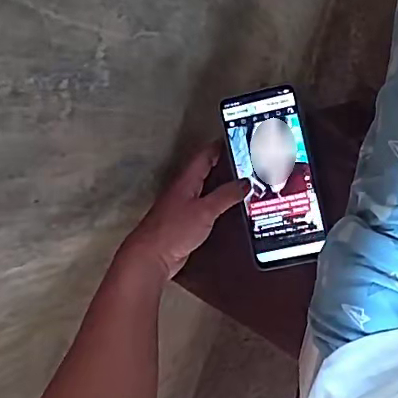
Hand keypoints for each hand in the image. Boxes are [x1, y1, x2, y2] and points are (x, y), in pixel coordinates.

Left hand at [117, 144, 248, 280]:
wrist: (152, 256)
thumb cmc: (172, 230)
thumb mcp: (205, 210)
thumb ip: (226, 195)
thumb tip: (245, 183)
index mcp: (186, 180)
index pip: (205, 155)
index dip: (220, 147)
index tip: (236, 141)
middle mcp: (184, 190)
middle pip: (206, 171)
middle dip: (224, 165)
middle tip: (243, 162)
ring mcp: (184, 206)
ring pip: (206, 190)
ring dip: (222, 187)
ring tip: (242, 185)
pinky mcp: (186, 223)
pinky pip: (206, 208)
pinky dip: (219, 205)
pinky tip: (228, 210)